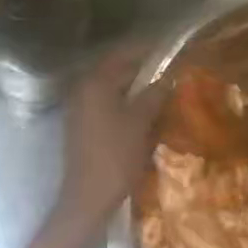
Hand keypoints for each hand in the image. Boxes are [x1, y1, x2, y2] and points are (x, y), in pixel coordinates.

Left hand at [59, 47, 166, 219]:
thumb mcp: (141, 122)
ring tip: (159, 89)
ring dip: (133, 86)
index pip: (122, 54)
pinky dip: (123, 101)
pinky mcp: (81, 125)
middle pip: (114, 69)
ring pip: (110, 87)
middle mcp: (83, 89)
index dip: (145, 50)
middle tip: (168, 70)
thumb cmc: (116, 155)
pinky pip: (105, 103)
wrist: (88, 197)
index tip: (167, 49)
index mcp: (95, 83)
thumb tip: (166, 79)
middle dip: (141, 68)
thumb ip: (154, 95)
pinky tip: (142, 110)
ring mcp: (79, 108)